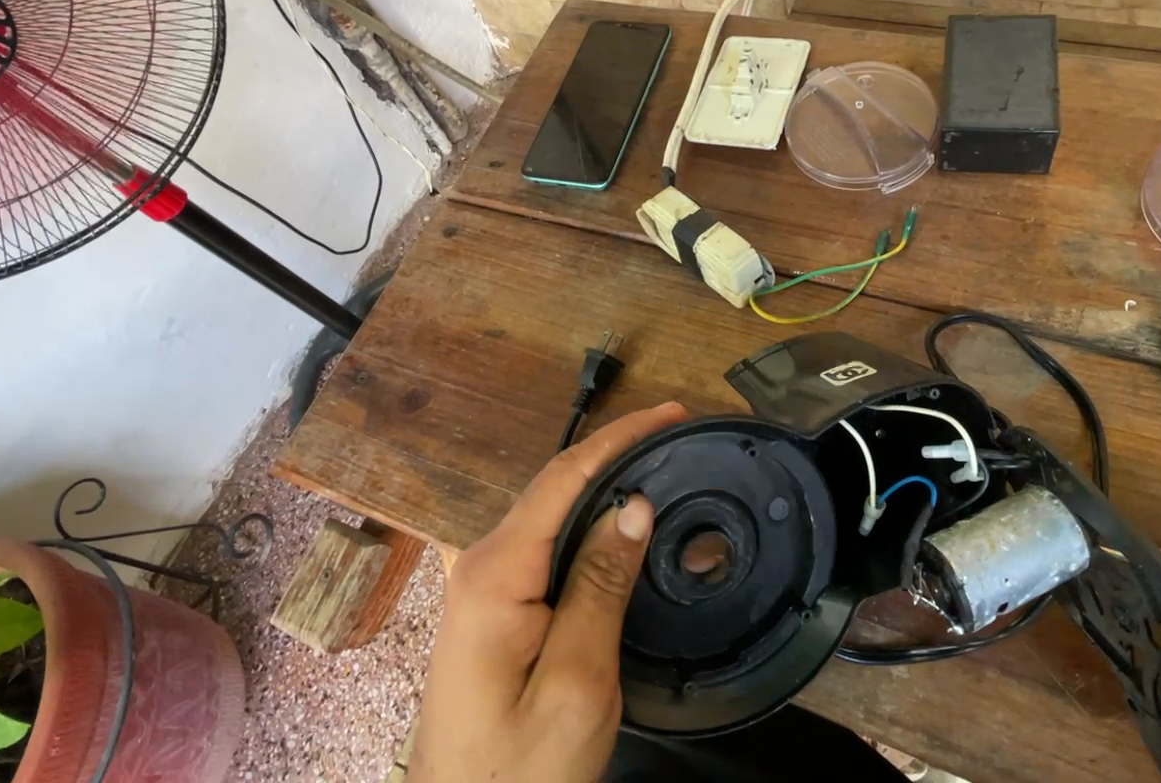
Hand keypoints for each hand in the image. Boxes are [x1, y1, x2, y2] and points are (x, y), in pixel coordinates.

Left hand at [411, 401, 687, 782]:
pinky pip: (547, 546)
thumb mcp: (576, 680)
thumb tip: (633, 505)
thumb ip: (601, 586)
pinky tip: (621, 526)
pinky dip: (590, 524)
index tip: (673, 413)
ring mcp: (484, 587)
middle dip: (617, 454)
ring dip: (605, 487)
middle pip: (557, 487)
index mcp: (497, 571)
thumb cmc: (521, 767)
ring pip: (553, 514)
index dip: (621, 437)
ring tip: (661, 470)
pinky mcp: (493, 609)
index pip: (565, 477)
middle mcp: (482, 564)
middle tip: (678, 440)